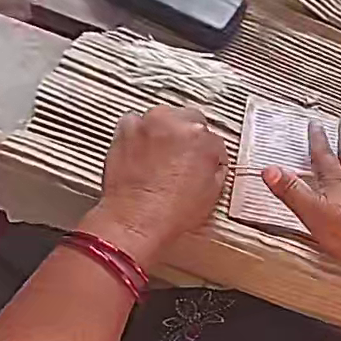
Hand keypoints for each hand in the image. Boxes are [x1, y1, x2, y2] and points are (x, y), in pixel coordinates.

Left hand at [83, 106, 228, 266]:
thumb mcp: (212, 192)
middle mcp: (176, 123)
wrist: (135, 222)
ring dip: (165, 133)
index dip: (210, 155)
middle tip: (183, 160)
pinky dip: (141, 135)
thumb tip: (212, 162)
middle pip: (190, 120)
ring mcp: (149, 124)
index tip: (203, 163)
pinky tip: (143, 154)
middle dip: (189, 138)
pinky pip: (137, 124)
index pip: (214, 140)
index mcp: (203, 138)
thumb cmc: (170, 212)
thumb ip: (216, 167)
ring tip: (162, 158)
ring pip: (164, 119)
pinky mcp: (125, 129)